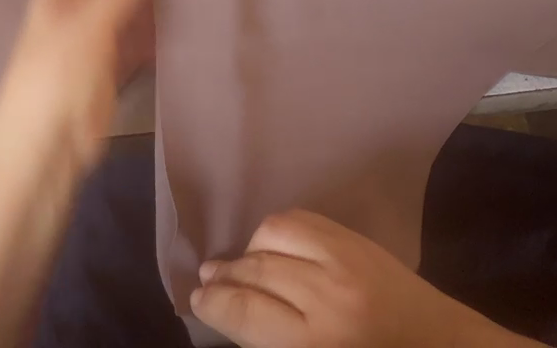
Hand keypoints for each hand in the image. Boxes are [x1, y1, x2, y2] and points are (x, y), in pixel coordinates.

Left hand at [0, 0, 154, 170]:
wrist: (44, 149)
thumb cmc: (57, 77)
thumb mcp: (89, 24)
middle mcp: (71, 15)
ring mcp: (89, 46)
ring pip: (121, 14)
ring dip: (146, 3)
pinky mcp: (105, 75)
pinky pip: (131, 47)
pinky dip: (151, 38)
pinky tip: (179, 30)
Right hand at [191, 210, 544, 347]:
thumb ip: (279, 341)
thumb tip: (236, 317)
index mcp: (316, 345)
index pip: (246, 313)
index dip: (215, 304)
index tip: (196, 299)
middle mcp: (325, 298)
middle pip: (256, 271)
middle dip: (225, 275)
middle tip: (205, 278)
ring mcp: (345, 261)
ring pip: (275, 235)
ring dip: (250, 249)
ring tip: (240, 262)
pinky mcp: (360, 241)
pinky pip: (305, 220)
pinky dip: (281, 230)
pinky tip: (274, 244)